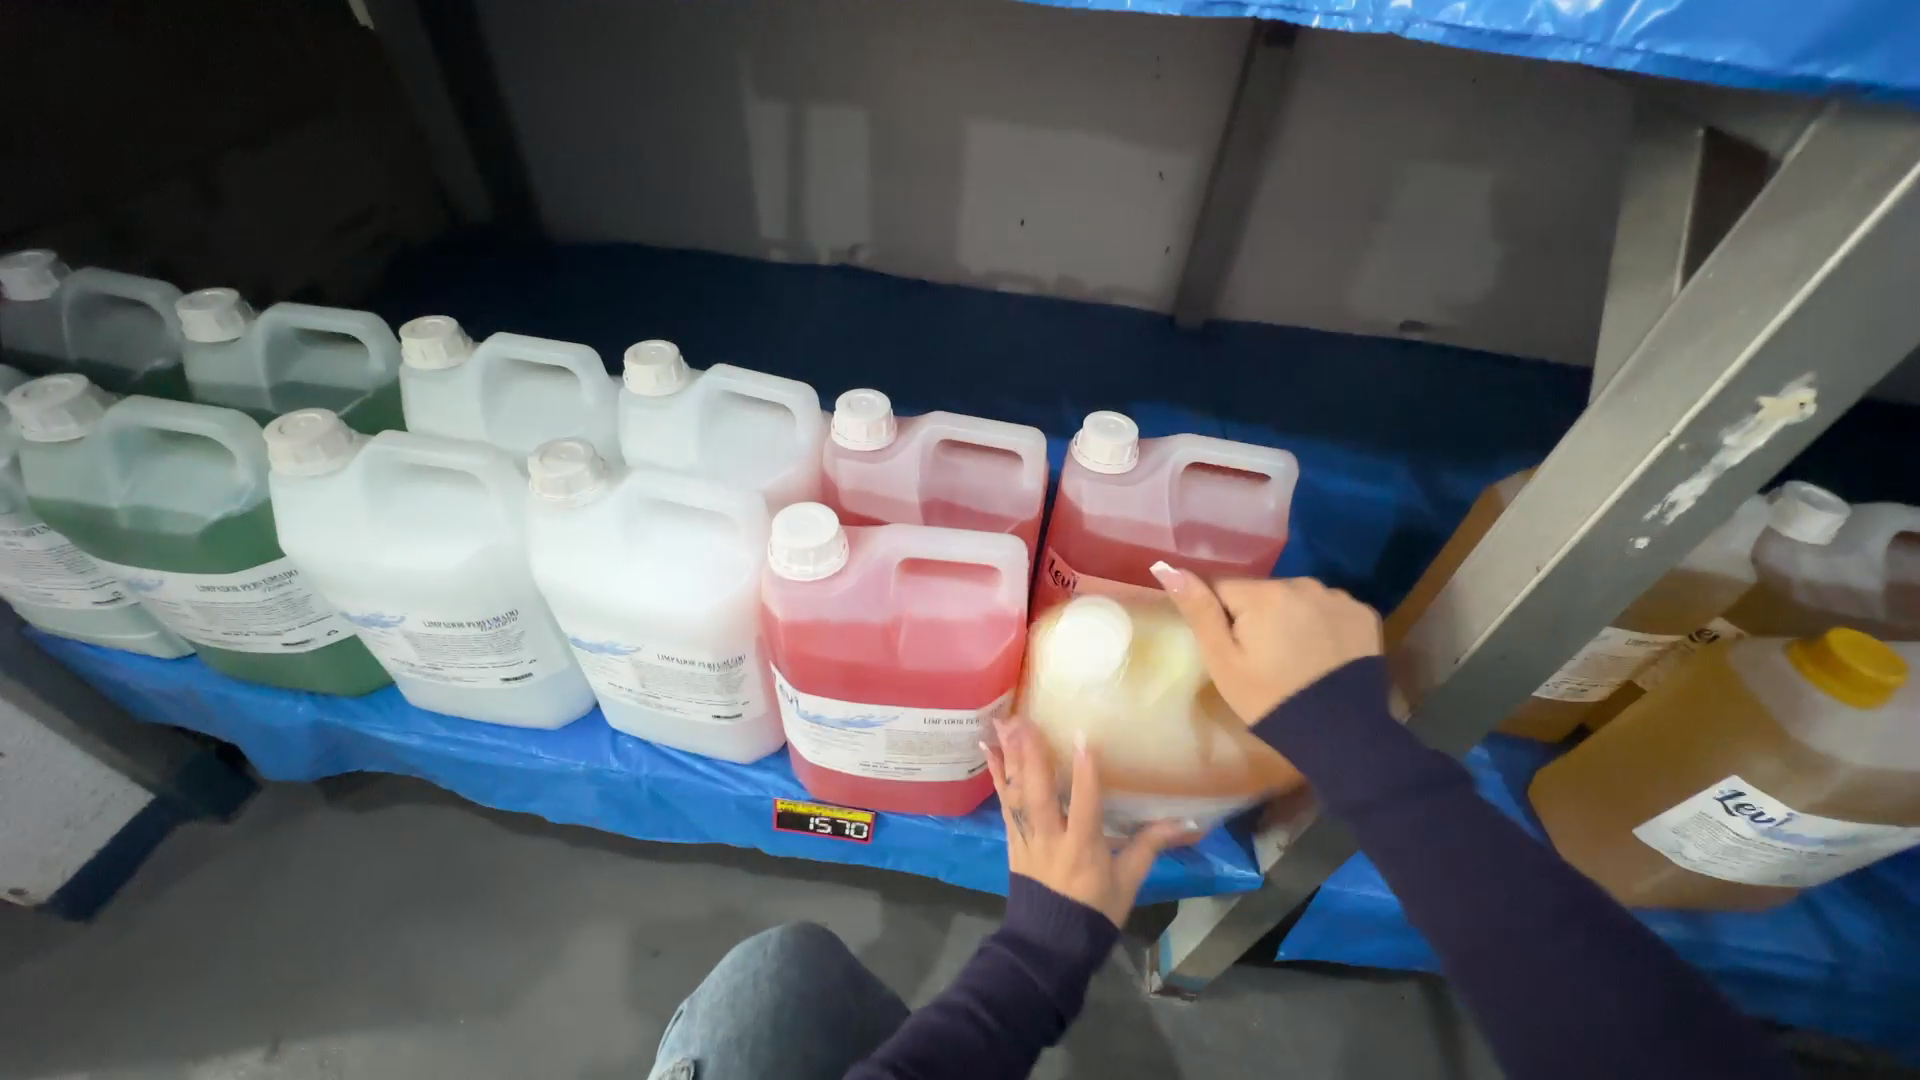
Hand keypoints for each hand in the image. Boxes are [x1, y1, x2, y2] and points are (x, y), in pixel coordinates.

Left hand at [983, 718, 1196, 926]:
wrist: (1049, 944)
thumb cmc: (1094, 912)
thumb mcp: (1127, 882)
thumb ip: (1150, 845)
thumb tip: (1187, 822)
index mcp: (1082, 848)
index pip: (1085, 805)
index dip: (1085, 772)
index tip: (1082, 738)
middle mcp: (1050, 838)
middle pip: (1038, 792)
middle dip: (1031, 755)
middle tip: (1024, 720)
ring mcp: (1026, 838)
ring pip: (1016, 793)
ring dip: (1009, 757)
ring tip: (1003, 725)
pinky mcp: (1012, 840)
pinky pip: (1003, 803)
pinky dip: (996, 776)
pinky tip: (990, 752)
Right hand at [1151, 564, 1382, 724]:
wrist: (1340, 735)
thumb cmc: (1268, 698)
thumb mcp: (1222, 660)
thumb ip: (1198, 610)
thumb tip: (1166, 567)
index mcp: (1263, 594)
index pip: (1223, 589)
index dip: (1221, 620)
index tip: (1233, 652)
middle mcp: (1303, 583)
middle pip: (1262, 593)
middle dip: (1256, 617)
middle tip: (1262, 660)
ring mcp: (1338, 597)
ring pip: (1295, 598)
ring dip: (1289, 618)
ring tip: (1294, 658)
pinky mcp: (1364, 612)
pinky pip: (1327, 608)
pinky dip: (1321, 624)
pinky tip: (1322, 654)